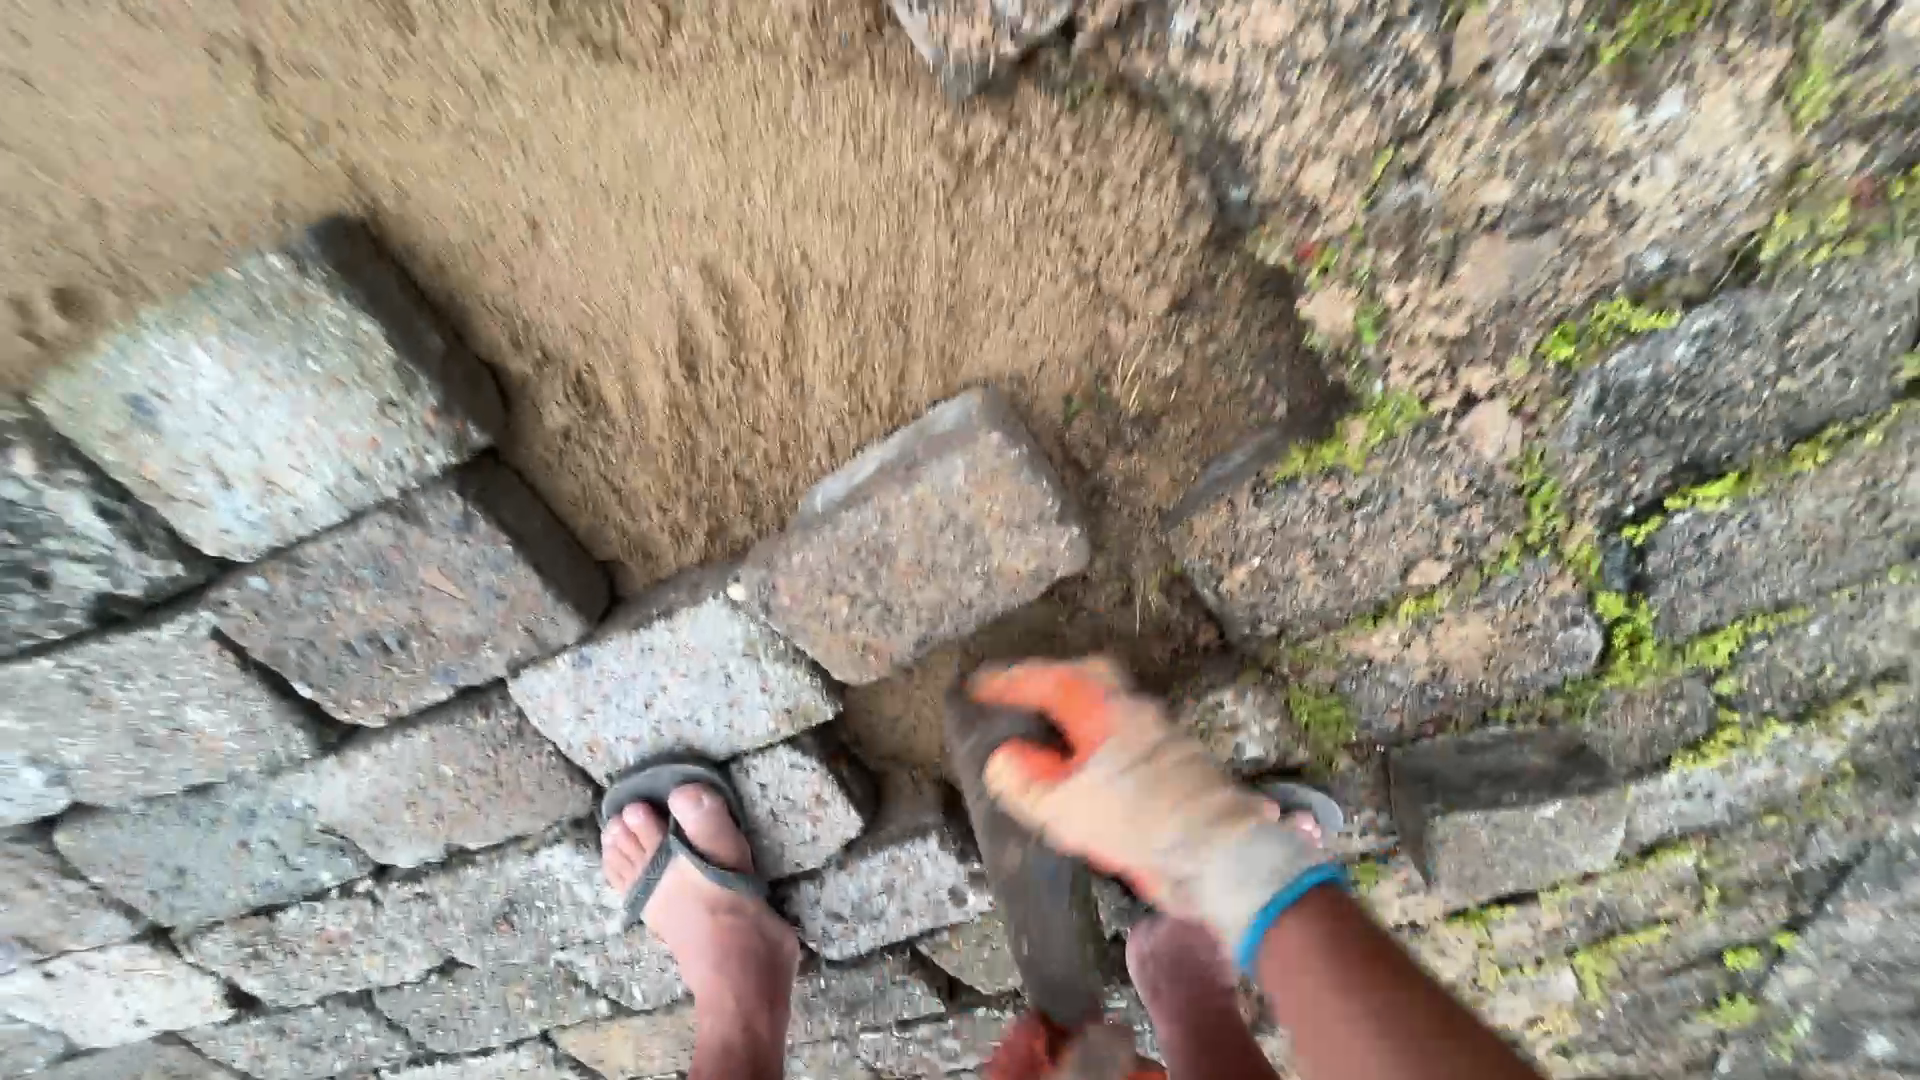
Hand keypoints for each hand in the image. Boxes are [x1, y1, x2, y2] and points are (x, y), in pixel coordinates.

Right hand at [973, 656, 1338, 960]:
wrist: (1218, 855)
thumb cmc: (1140, 825)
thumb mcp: (1065, 809)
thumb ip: (1026, 781)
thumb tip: (1005, 758)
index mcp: (1102, 711)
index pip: (1047, 681)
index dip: (1009, 681)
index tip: (980, 684)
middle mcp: (1132, 710)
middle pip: (1087, 675)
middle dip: (1051, 679)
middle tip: (1023, 694)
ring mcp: (1157, 731)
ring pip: (1109, 703)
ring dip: (1076, 709)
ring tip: (1050, 729)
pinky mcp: (1173, 758)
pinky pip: (1124, 731)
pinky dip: (1097, 737)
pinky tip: (1088, 763)